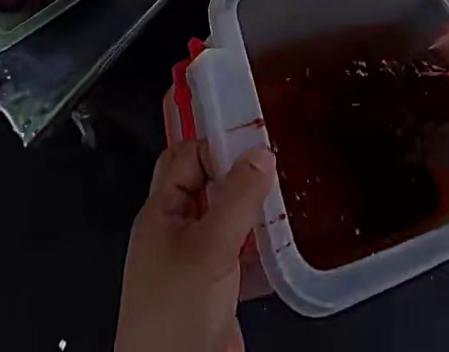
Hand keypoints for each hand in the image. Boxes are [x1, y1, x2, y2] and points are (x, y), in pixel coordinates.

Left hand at [115, 139, 274, 351]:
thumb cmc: (179, 312)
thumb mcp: (210, 248)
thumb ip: (238, 197)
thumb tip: (263, 151)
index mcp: (161, 213)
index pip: (187, 155)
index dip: (218, 142)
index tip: (257, 136)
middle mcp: (176, 230)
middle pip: (208, 181)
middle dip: (240, 169)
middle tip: (275, 160)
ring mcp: (196, 258)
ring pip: (227, 212)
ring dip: (254, 203)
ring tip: (287, 192)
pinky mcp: (216, 283)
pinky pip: (240, 244)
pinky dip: (261, 237)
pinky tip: (285, 234)